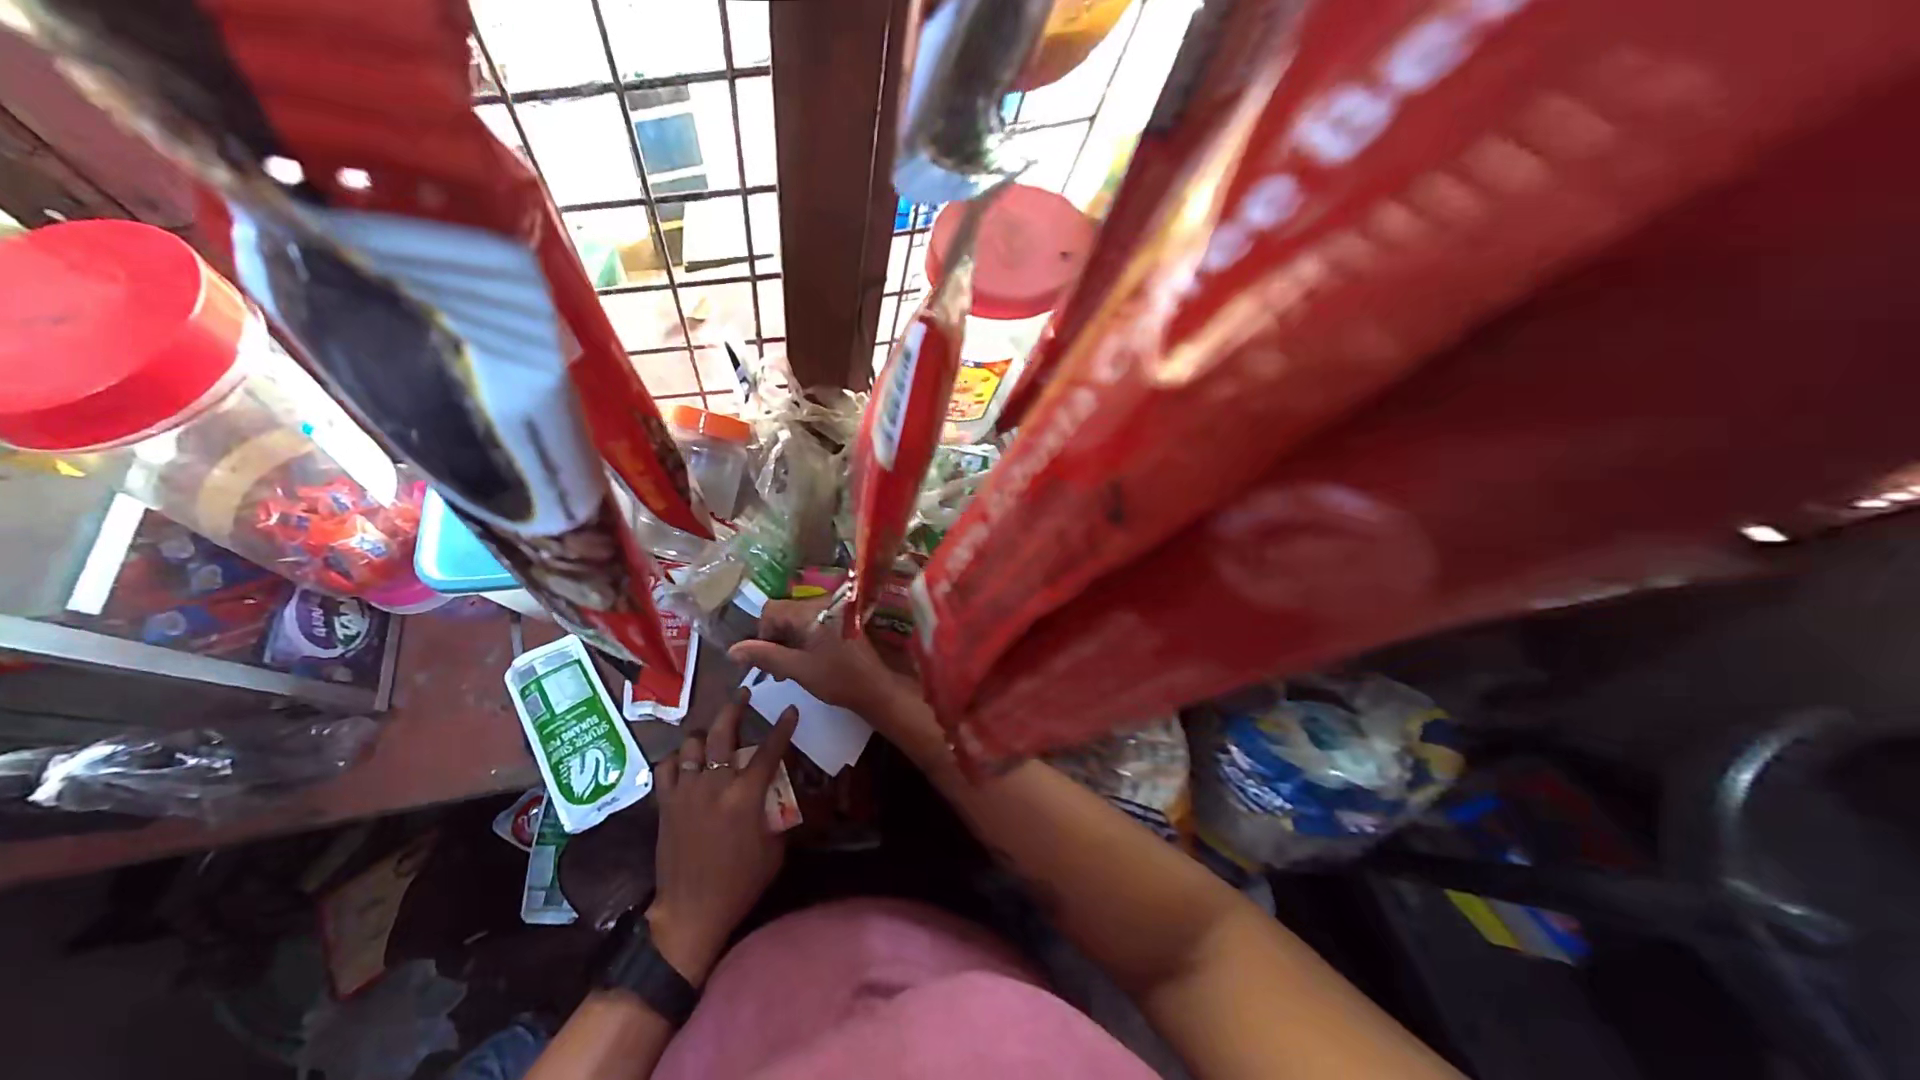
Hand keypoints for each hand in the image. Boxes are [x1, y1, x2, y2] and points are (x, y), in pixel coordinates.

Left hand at [645, 692, 798, 986]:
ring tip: (713, 731)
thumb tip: (779, 795)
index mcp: (745, 797)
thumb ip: (776, 815)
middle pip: (722, 733)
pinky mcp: (666, 805)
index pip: (768, 751)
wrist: (692, 911)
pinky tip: (685, 760)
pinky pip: (667, 768)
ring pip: (692, 745)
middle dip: (735, 708)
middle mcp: (714, 786)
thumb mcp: (773, 848)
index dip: (782, 728)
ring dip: (705, 734)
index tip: (790, 710)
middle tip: (743, 694)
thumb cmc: (740, 882)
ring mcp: (686, 793)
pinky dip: (678, 759)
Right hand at [726, 597, 947, 766]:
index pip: (771, 610)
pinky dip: (803, 639)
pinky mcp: (841, 620)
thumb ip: (765, 656)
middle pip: (784, 613)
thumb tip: (732, 650)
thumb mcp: (797, 669)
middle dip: (774, 639)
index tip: (765, 660)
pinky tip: (804, 661)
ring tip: (788, 669)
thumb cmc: (838, 679)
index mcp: (811, 610)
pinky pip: (812, 622)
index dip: (762, 634)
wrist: (877, 688)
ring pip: (797, 619)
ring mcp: (834, 610)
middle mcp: (823, 603)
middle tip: (776, 669)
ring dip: (788, 641)